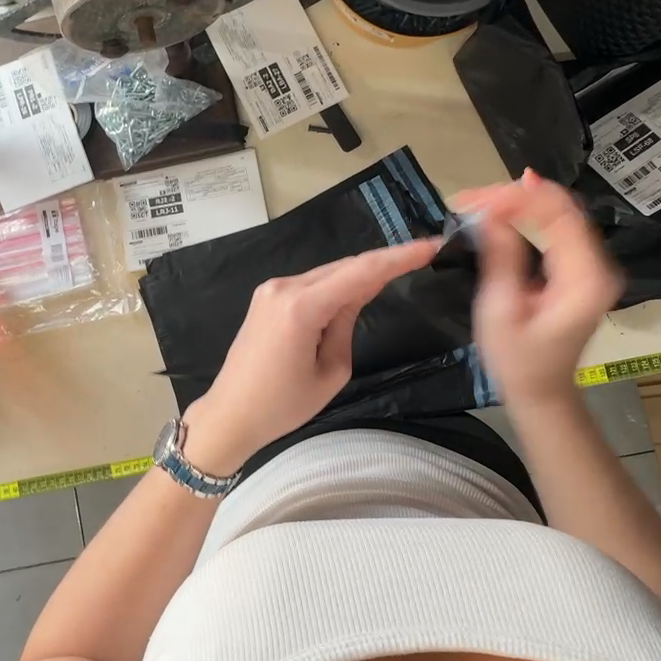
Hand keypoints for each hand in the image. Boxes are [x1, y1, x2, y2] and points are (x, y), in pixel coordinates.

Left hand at [181, 239, 440, 474]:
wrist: (230, 414)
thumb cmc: (282, 405)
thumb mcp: (331, 371)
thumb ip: (347, 325)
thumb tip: (354, 297)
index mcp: (301, 307)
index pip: (360, 272)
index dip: (398, 257)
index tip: (431, 245)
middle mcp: (283, 287)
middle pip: (344, 267)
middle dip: (382, 263)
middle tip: (423, 256)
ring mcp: (271, 290)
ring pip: (327, 274)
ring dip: (358, 276)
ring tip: (396, 275)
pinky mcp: (266, 298)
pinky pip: (310, 284)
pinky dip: (336, 286)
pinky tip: (358, 290)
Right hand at [456, 170, 623, 405]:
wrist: (541, 393)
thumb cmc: (519, 361)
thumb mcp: (502, 310)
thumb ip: (502, 257)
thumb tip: (493, 212)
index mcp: (585, 277)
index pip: (558, 214)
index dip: (517, 198)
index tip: (476, 200)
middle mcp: (597, 265)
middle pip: (561, 208)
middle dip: (514, 195)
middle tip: (470, 198)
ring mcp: (591, 266)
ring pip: (558, 214)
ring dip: (518, 203)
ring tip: (478, 202)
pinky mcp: (579, 270)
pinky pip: (556, 229)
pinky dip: (527, 216)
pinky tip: (501, 211)